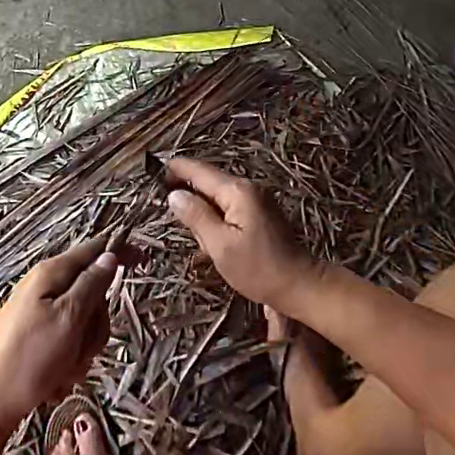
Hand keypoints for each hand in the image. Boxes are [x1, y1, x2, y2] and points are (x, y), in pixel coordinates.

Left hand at [0, 237, 121, 449]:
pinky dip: (68, 362)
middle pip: (93, 292)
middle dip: (97, 322)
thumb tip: (110, 255)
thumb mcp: (68, 320)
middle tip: (83, 344)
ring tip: (64, 367)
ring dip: (83, 347)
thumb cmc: (26, 360)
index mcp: (53, 274)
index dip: (121, 253)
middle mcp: (46, 288)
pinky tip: (54, 380)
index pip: (95, 249)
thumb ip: (93, 285)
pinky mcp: (35, 340)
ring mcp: (39, 315)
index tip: (145, 261)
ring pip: (84, 322)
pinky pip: (67, 344)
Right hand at [164, 157, 320, 310]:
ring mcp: (256, 200)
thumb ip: (196, 217)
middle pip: (208, 183)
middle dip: (189, 196)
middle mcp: (248, 188)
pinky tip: (212, 241)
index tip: (155, 171)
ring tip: (196, 237)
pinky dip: (215, 219)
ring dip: (202, 212)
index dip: (177, 169)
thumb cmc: (258, 269)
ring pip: (217, 197)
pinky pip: (229, 208)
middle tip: (172, 215)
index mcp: (237, 191)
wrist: (298, 285)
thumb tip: (175, 195)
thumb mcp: (220, 245)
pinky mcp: (260, 214)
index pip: (200, 171)